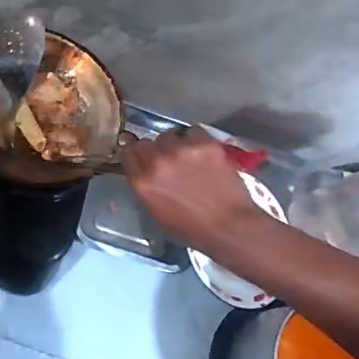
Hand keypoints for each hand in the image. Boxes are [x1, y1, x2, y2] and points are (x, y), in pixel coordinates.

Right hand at [122, 129, 262, 250]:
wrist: (230, 225)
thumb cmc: (190, 227)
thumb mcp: (155, 212)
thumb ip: (144, 186)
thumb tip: (143, 171)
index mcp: (142, 181)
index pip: (128, 153)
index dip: (137, 156)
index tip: (144, 159)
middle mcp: (157, 161)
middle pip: (146, 142)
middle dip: (153, 150)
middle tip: (166, 159)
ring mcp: (181, 150)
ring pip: (169, 135)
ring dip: (174, 144)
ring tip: (187, 156)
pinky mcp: (205, 144)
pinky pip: (193, 132)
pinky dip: (196, 140)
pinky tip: (203, 153)